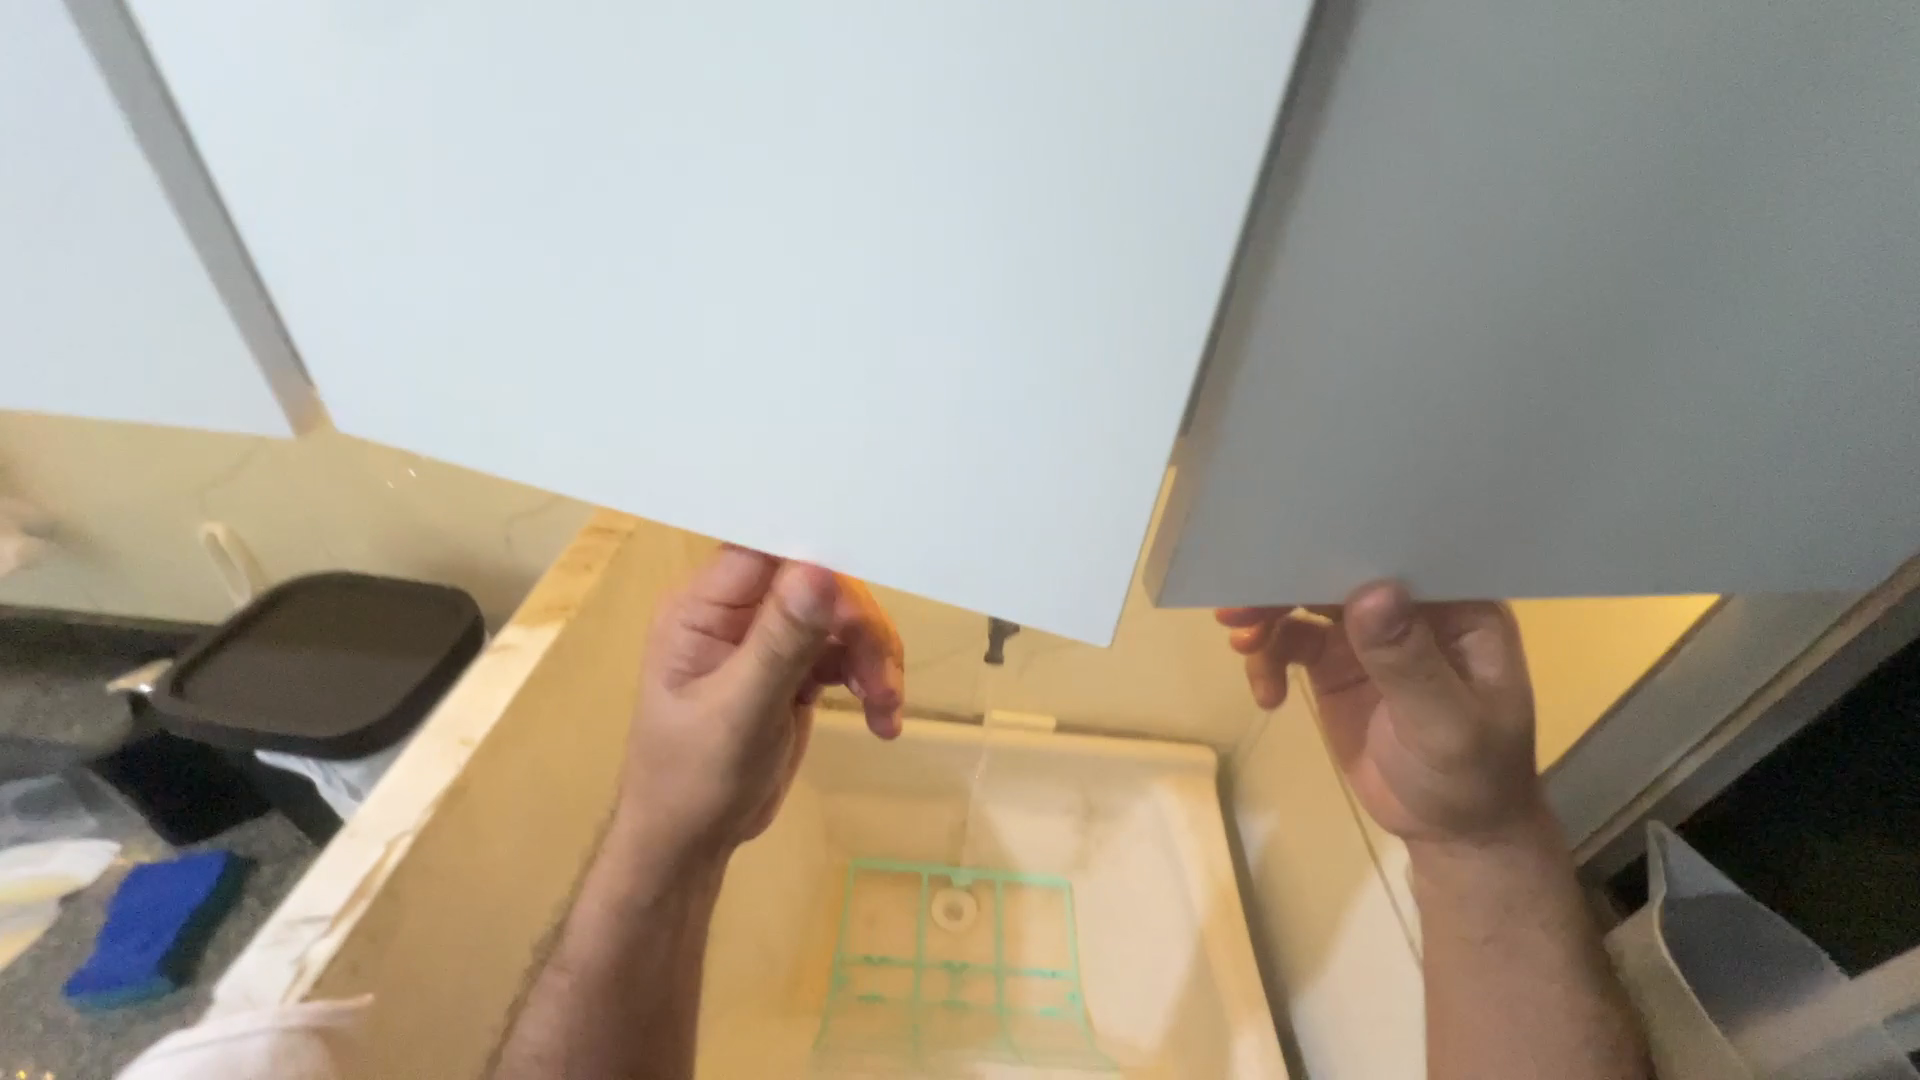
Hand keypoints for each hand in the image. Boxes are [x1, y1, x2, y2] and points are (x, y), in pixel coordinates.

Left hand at [619, 547, 904, 857]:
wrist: (692, 842)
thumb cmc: (693, 780)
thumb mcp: (738, 714)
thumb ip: (780, 643)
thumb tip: (820, 570)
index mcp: (704, 606)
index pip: (769, 551)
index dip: (821, 561)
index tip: (861, 603)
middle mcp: (737, 610)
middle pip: (820, 582)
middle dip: (860, 628)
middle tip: (881, 682)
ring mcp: (767, 636)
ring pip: (842, 616)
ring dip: (875, 657)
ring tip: (885, 707)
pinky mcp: (795, 664)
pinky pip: (847, 650)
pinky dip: (872, 679)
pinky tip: (881, 718)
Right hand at [1219, 581, 1539, 844]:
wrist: (1448, 829)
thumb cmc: (1469, 777)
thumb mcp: (1445, 724)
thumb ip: (1408, 661)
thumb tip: (1371, 592)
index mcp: (1454, 609)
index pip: (1393, 558)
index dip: (1339, 551)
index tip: (1283, 561)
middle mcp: (1408, 610)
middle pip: (1335, 576)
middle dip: (1283, 588)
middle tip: (1236, 611)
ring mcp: (1367, 636)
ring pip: (1303, 605)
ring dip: (1266, 623)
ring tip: (1242, 650)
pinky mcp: (1333, 662)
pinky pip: (1288, 642)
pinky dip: (1267, 662)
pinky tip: (1266, 697)